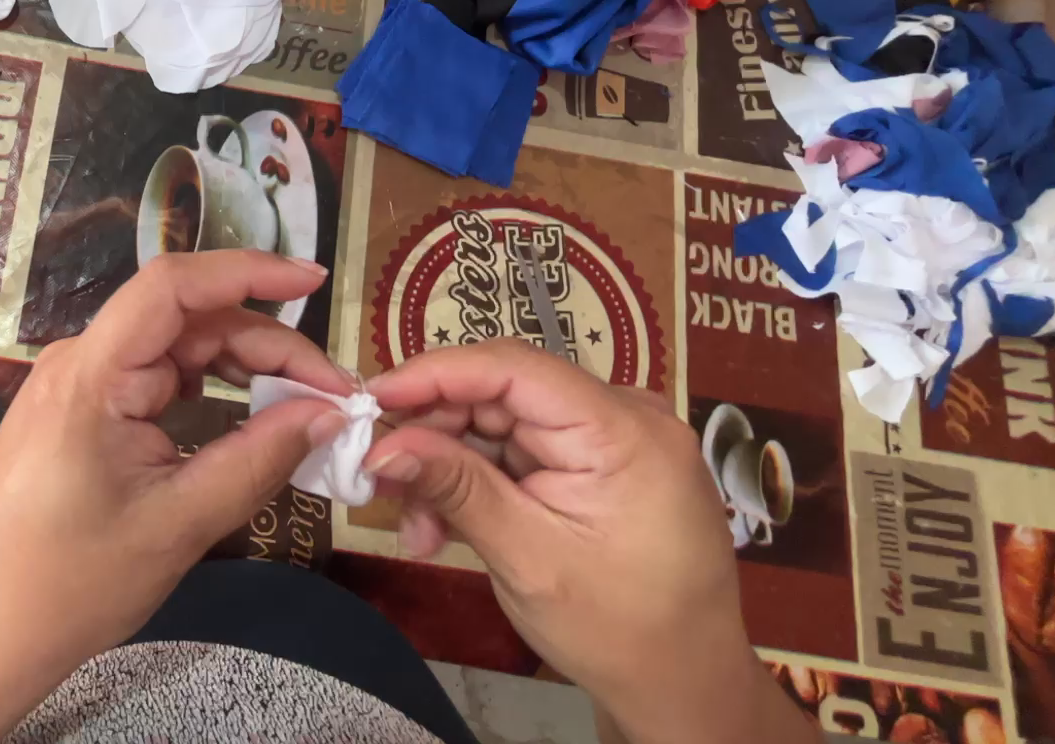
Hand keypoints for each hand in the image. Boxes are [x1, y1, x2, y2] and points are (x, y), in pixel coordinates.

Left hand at [0, 250, 350, 659]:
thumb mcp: (179, 523)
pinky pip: (163, 375)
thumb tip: (329, 413)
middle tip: (336, 393)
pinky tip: (256, 409)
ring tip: (308, 402)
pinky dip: (214, 387)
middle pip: (189, 320)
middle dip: (268, 345)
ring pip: (181, 346)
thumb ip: (258, 459)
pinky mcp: (92, 402)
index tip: (313, 281)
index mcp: (92, 373)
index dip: (245, 272)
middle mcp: (85, 358)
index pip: (171, 287)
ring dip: (246, 366)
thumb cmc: (74, 581)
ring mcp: (86, 378)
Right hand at [360, 339, 811, 743]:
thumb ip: (455, 489)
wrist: (682, 688)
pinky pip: (504, 446)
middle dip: (430, 432)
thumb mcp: (528, 560)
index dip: (434, 373)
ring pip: (488, 419)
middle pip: (494, 391)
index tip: (371, 398)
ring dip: (441, 464)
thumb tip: (379, 448)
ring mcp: (599, 432)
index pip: (514, 367)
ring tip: (411, 520)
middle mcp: (617, 414)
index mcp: (624, 431)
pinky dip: (465, 478)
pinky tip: (438, 522)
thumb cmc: (621, 631)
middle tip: (379, 476)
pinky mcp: (581, 453)